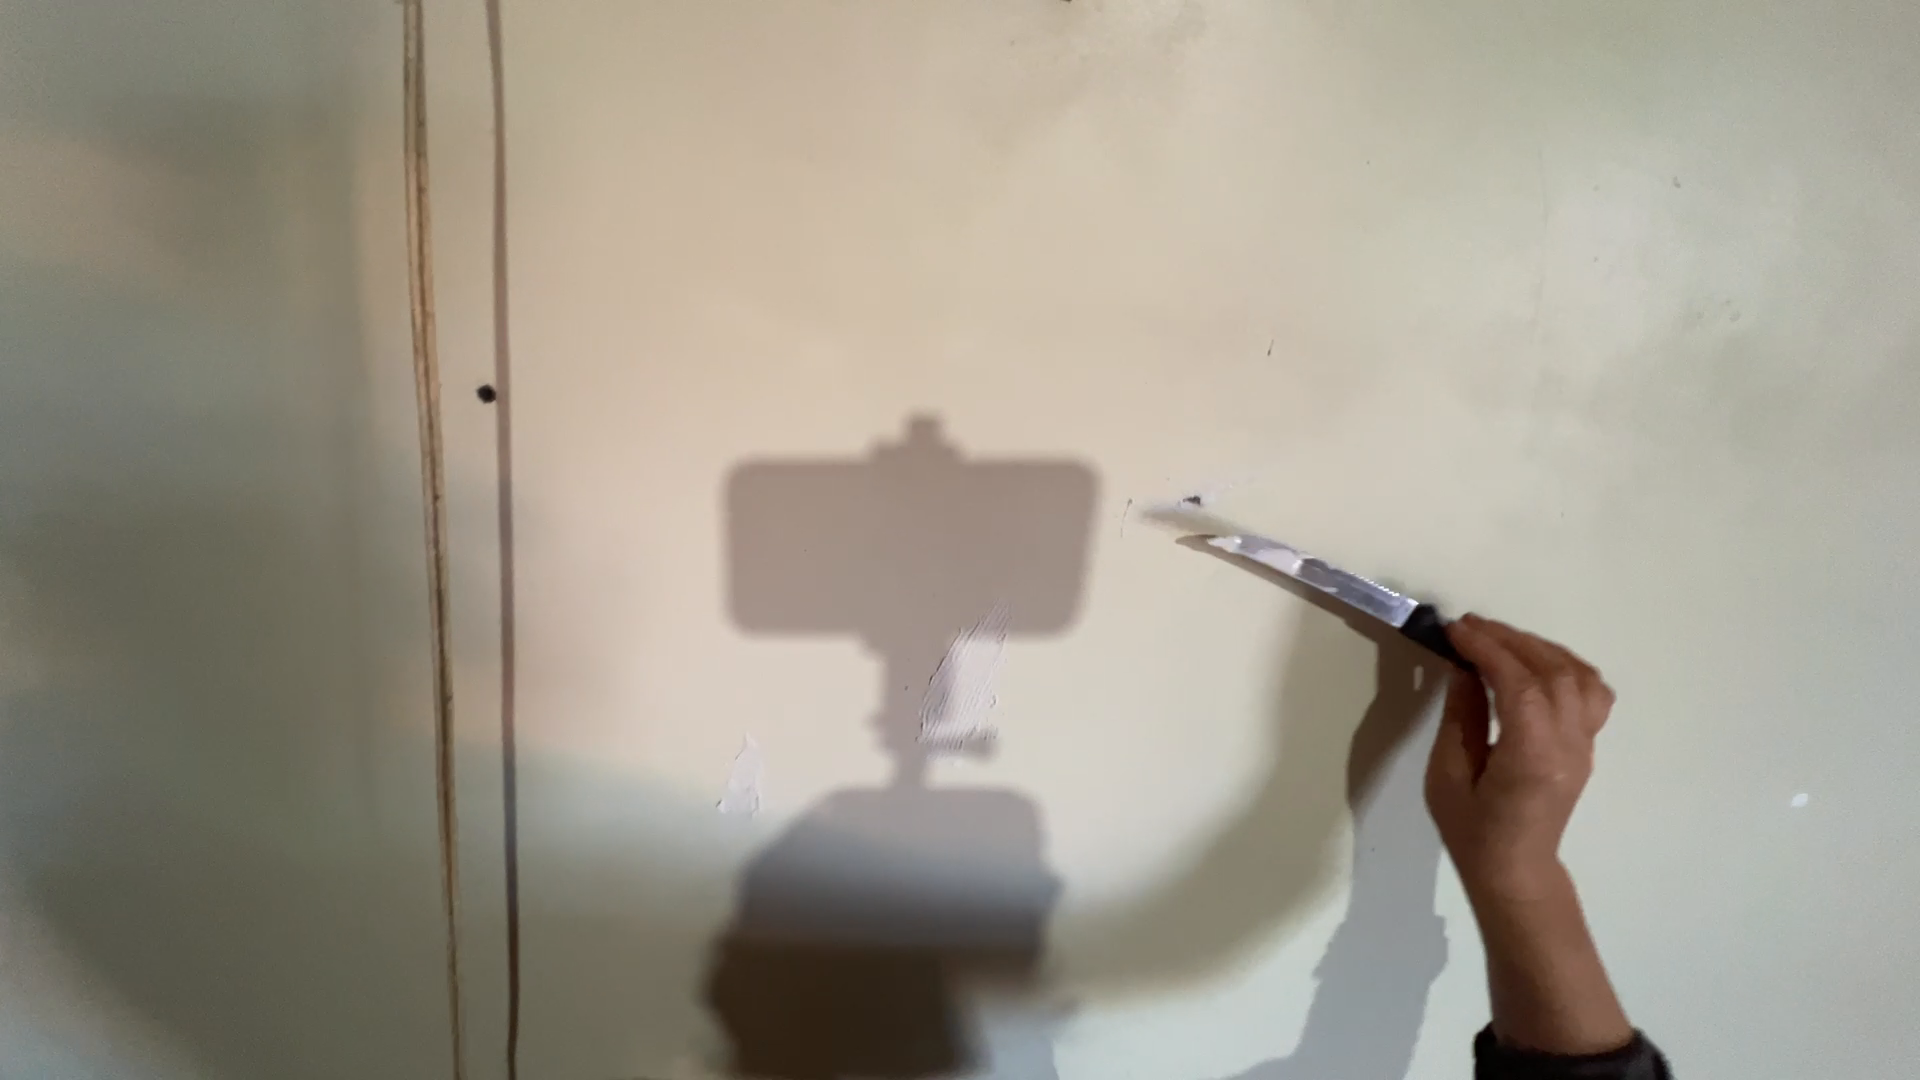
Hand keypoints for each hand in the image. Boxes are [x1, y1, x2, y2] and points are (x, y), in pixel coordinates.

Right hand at [1424, 614, 1614, 901]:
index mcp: (1533, 759)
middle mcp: (1569, 747)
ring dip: (1538, 647)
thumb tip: (1464, 670)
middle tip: (1468, 625)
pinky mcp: (1584, 744)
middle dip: (1510, 640)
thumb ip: (1461, 718)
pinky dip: (1561, 664)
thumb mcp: (1448, 772)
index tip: (1455, 630)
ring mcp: (1584, 745)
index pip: (1522, 687)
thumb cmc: (1471, 826)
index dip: (1489, 650)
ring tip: (1496, 636)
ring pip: (1580, 677)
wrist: (1514, 867)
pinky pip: (1588, 691)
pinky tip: (1529, 659)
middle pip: (1555, 674)